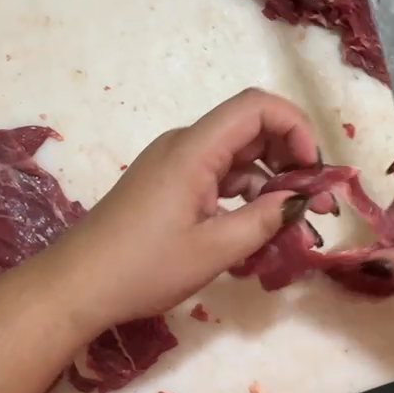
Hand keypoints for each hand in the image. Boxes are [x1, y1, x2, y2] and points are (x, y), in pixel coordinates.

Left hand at [42, 89, 320, 333]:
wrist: (77, 285)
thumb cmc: (143, 267)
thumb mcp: (213, 250)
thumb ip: (263, 221)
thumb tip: (300, 202)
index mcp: (194, 149)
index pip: (256, 106)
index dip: (295, 127)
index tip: (313, 170)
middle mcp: (185, 146)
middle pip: (250, 129)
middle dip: (290, 160)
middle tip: (316, 203)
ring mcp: (175, 165)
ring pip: (237, 158)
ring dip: (269, 185)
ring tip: (292, 227)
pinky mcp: (169, 185)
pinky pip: (217, 178)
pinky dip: (243, 199)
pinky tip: (256, 234)